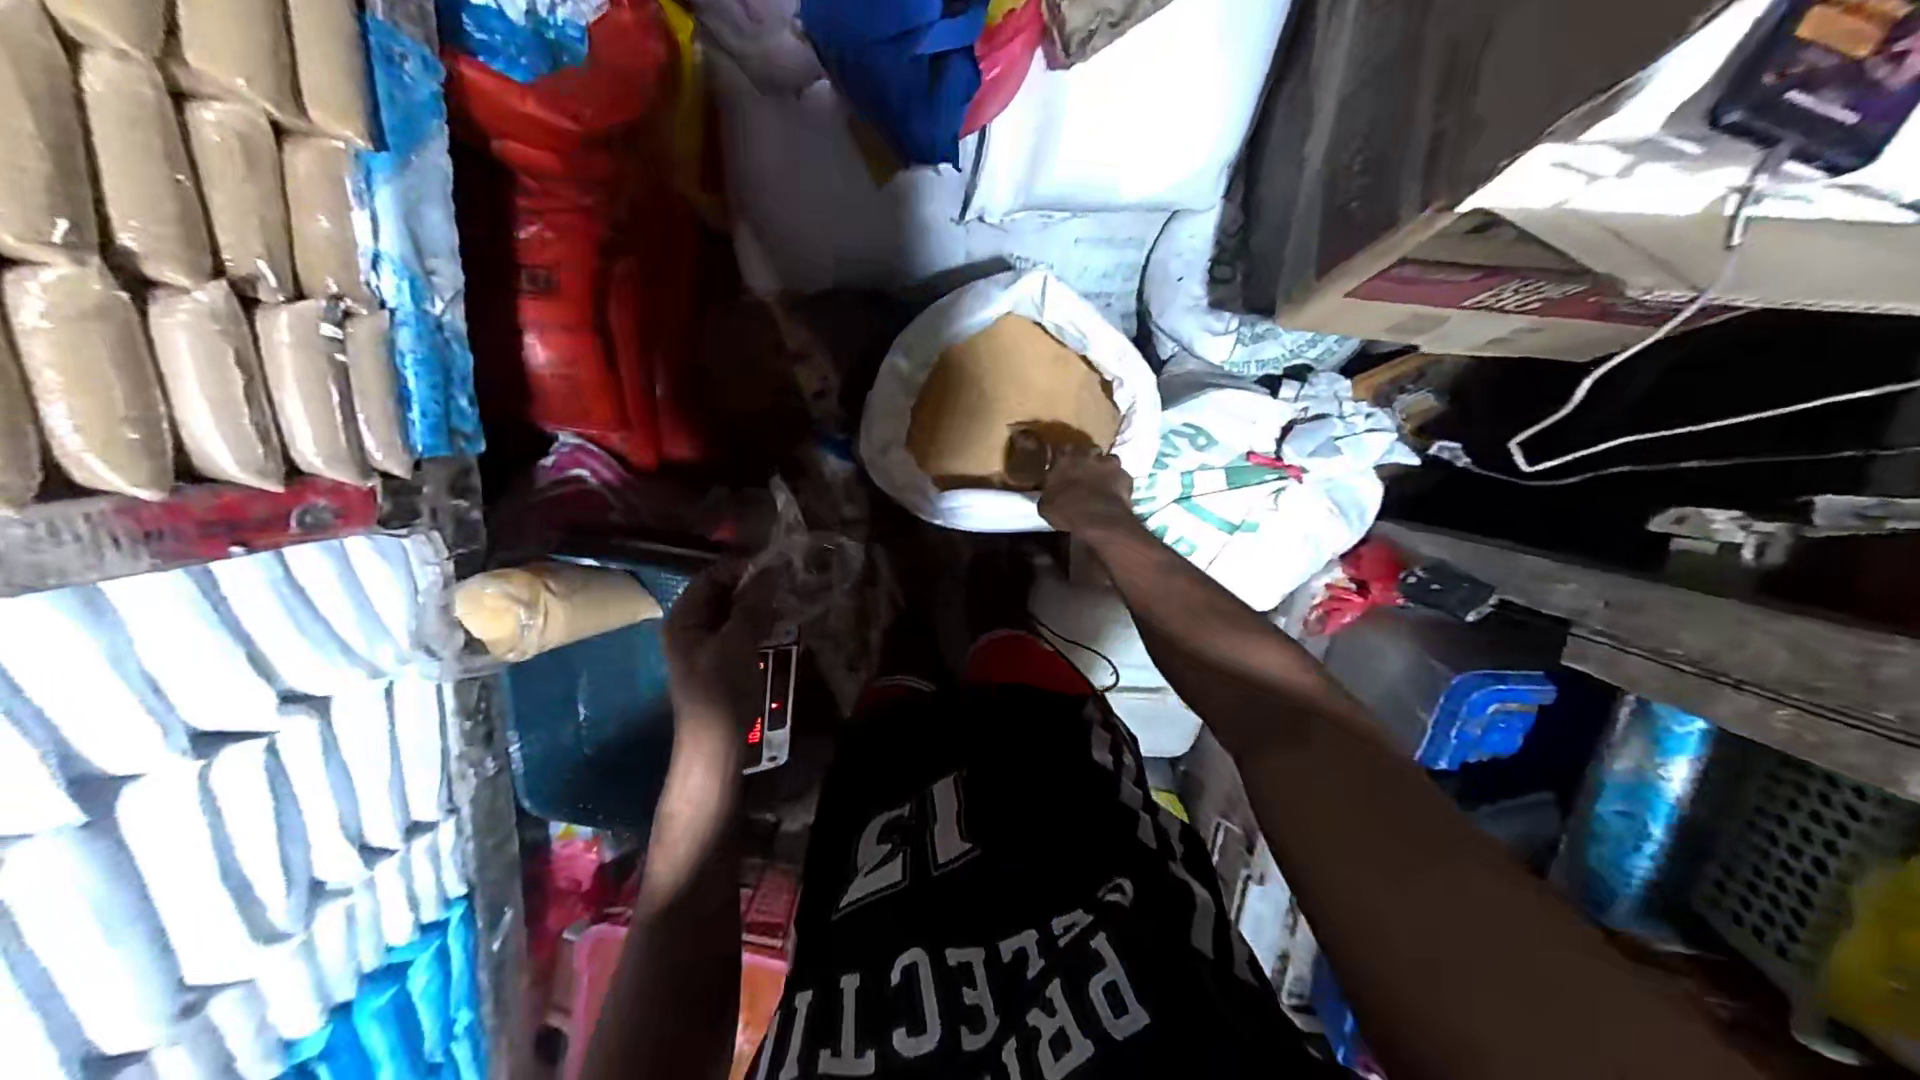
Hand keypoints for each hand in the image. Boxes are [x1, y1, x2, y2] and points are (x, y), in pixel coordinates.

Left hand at [663, 562, 782, 734]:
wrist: (716, 748)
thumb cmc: (721, 694)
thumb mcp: (737, 645)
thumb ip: (753, 605)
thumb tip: (773, 568)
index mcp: (684, 619)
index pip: (712, 577)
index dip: (742, 568)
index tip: (778, 565)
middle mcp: (693, 627)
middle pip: (725, 593)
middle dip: (755, 585)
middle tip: (790, 581)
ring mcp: (709, 645)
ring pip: (738, 612)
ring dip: (762, 605)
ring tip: (792, 599)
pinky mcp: (726, 661)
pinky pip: (744, 631)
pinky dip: (763, 624)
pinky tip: (785, 624)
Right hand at [1038, 448, 1138, 537]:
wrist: (1098, 519)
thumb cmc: (1065, 510)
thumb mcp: (1046, 505)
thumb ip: (1049, 493)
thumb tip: (1049, 494)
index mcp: (1065, 458)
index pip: (1062, 449)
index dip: (1063, 458)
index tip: (1063, 467)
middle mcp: (1088, 455)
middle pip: (1088, 450)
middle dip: (1086, 460)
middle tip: (1083, 474)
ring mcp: (1109, 463)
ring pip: (1108, 460)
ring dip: (1104, 469)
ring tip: (1101, 483)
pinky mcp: (1125, 476)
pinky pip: (1121, 477)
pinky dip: (1118, 483)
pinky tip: (1114, 494)